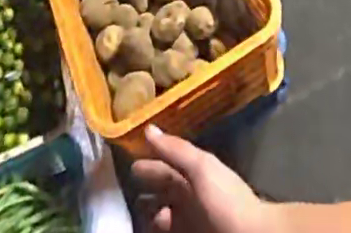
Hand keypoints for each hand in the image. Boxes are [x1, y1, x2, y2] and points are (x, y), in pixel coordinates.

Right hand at [131, 126, 277, 232]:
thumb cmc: (226, 200)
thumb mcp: (201, 168)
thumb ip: (175, 149)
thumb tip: (148, 128)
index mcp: (194, 174)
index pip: (165, 166)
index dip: (148, 163)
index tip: (127, 164)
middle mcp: (191, 196)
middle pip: (164, 191)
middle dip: (145, 191)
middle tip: (124, 193)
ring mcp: (192, 221)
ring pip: (164, 216)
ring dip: (150, 215)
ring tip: (134, 217)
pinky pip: (170, 231)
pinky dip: (158, 230)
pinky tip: (149, 229)